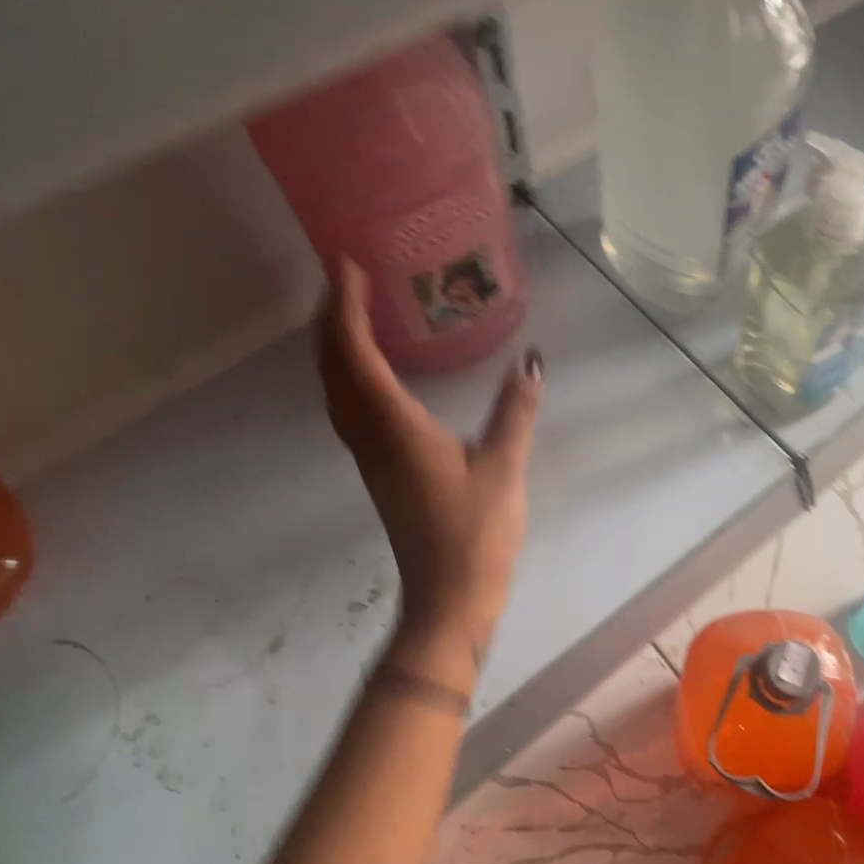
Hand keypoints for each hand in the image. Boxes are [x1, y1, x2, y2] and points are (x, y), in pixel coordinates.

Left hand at [319, 259, 541, 681]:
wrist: (449, 598)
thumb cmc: (476, 534)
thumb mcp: (504, 467)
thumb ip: (515, 410)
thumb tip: (532, 359)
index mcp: (394, 426)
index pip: (355, 352)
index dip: (345, 306)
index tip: (347, 264)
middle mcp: (369, 436)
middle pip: (332, 367)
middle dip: (331, 318)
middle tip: (345, 278)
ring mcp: (370, 457)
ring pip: (335, 390)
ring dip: (334, 347)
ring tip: (352, 314)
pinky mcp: (380, 472)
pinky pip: (349, 409)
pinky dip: (349, 376)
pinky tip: (372, 374)